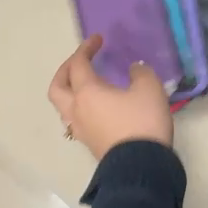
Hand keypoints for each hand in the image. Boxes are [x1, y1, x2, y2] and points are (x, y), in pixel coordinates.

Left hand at [47, 36, 173, 159]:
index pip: (78, 64)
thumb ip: (140, 73)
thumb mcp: (149, 88)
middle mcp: (77, 110)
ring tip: (88, 83)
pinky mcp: (90, 143)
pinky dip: (81, 105)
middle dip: (66, 69)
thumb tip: (133, 70)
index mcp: (87, 92)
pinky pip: (76, 119)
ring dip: (71, 90)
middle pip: (57, 87)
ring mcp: (81, 130)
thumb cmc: (142, 121)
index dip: (86, 49)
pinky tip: (99, 104)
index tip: (98, 39)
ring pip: (64, 106)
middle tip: (80, 60)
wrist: (141, 167)